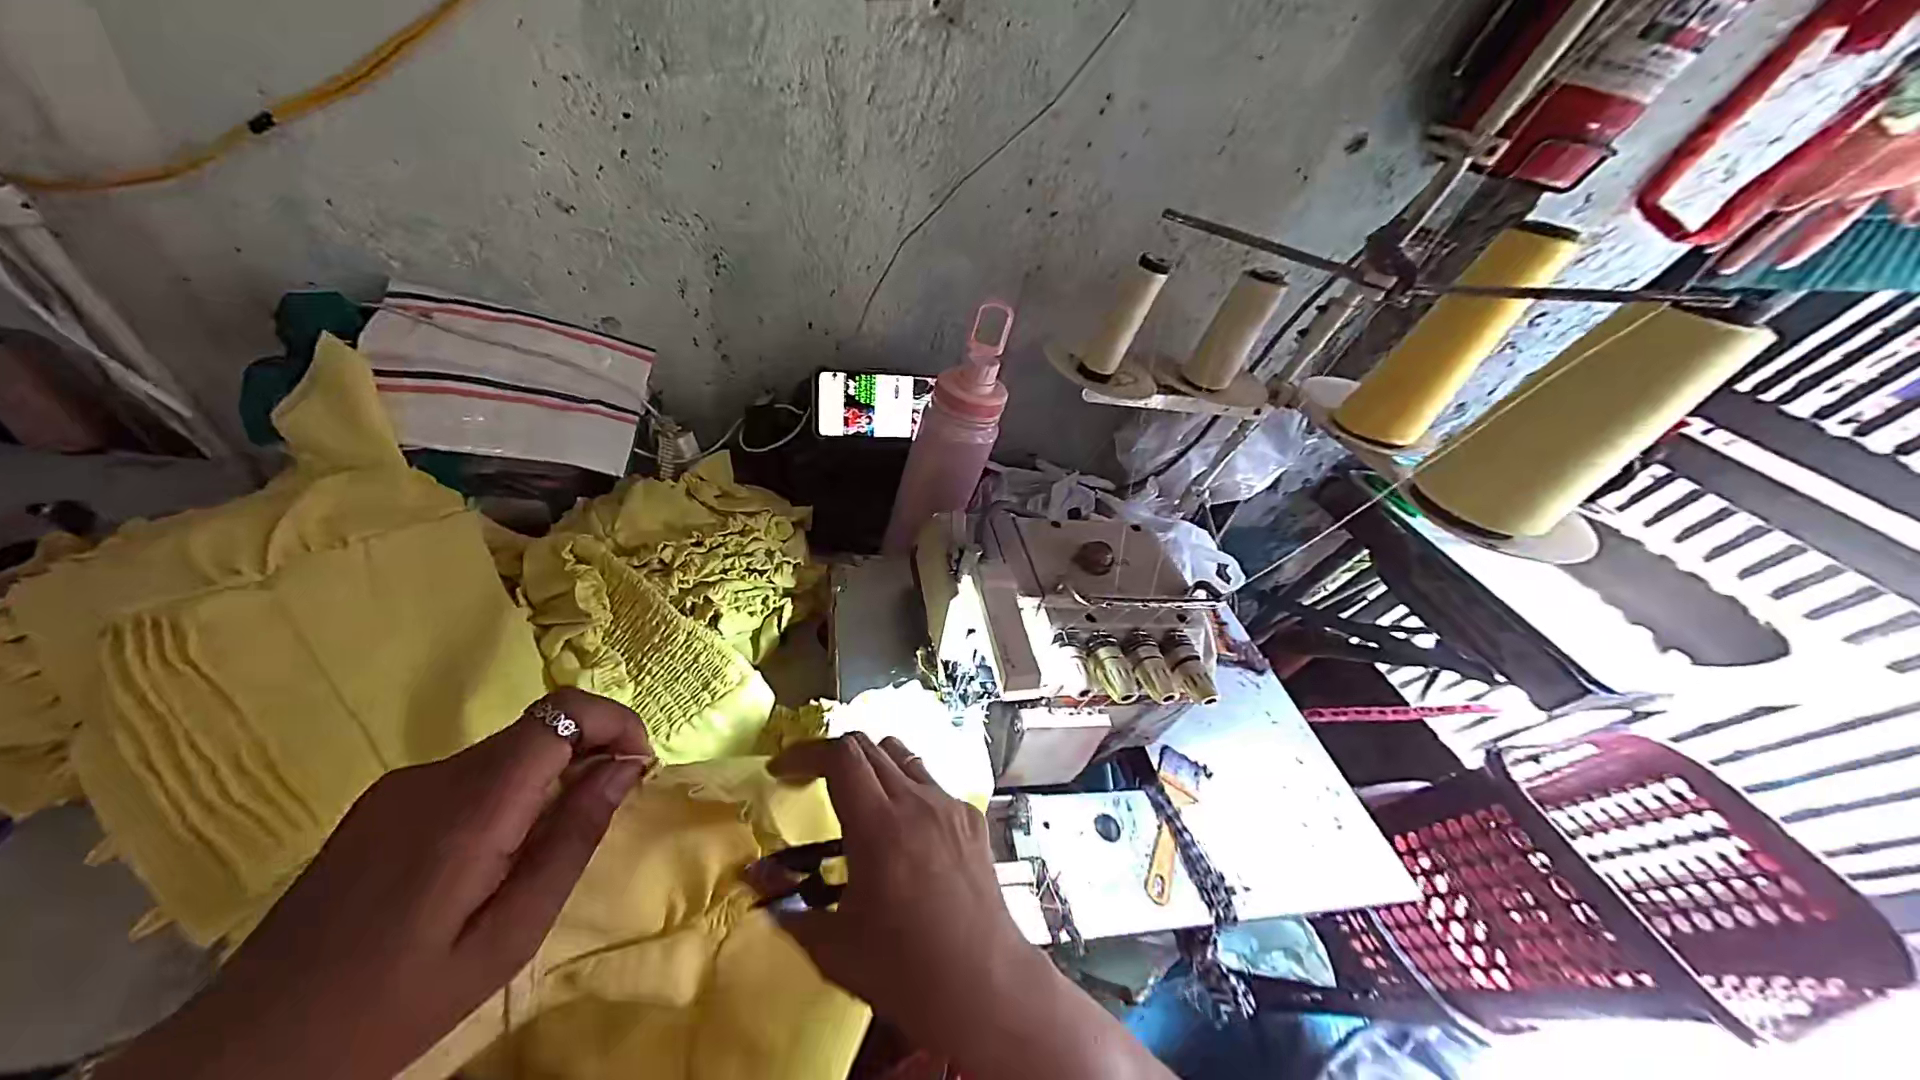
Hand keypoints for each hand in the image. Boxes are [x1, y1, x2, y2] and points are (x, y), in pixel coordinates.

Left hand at [100, 689, 652, 1079]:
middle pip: (538, 729)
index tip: (640, 765)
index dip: (615, 721)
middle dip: (592, 751)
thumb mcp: (510, 935)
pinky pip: (472, 775)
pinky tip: (497, 856)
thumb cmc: (396, 1004)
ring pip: (508, 752)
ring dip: (551, 777)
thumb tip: (628, 766)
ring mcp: (400, 786)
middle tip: (610, 810)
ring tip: (550, 847)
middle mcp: (432, 776)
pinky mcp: (382, 803)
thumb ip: (574, 839)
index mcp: (469, 807)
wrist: (246, 1053)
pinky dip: (511, 792)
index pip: (561, 713)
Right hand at [759, 734, 1173, 1079]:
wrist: (986, 985)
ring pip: (903, 758)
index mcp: (879, 826)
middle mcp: (917, 802)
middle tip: (809, 782)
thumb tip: (754, 885)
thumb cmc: (904, 970)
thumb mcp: (834, 947)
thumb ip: (791, 909)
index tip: (780, 770)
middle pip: (868, 746)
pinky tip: (901, 828)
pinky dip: (905, 788)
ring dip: (870, 764)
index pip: (839, 755)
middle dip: (830, 756)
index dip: (803, 752)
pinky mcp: (972, 819)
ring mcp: (950, 806)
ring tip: (855, 798)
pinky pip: (931, 784)